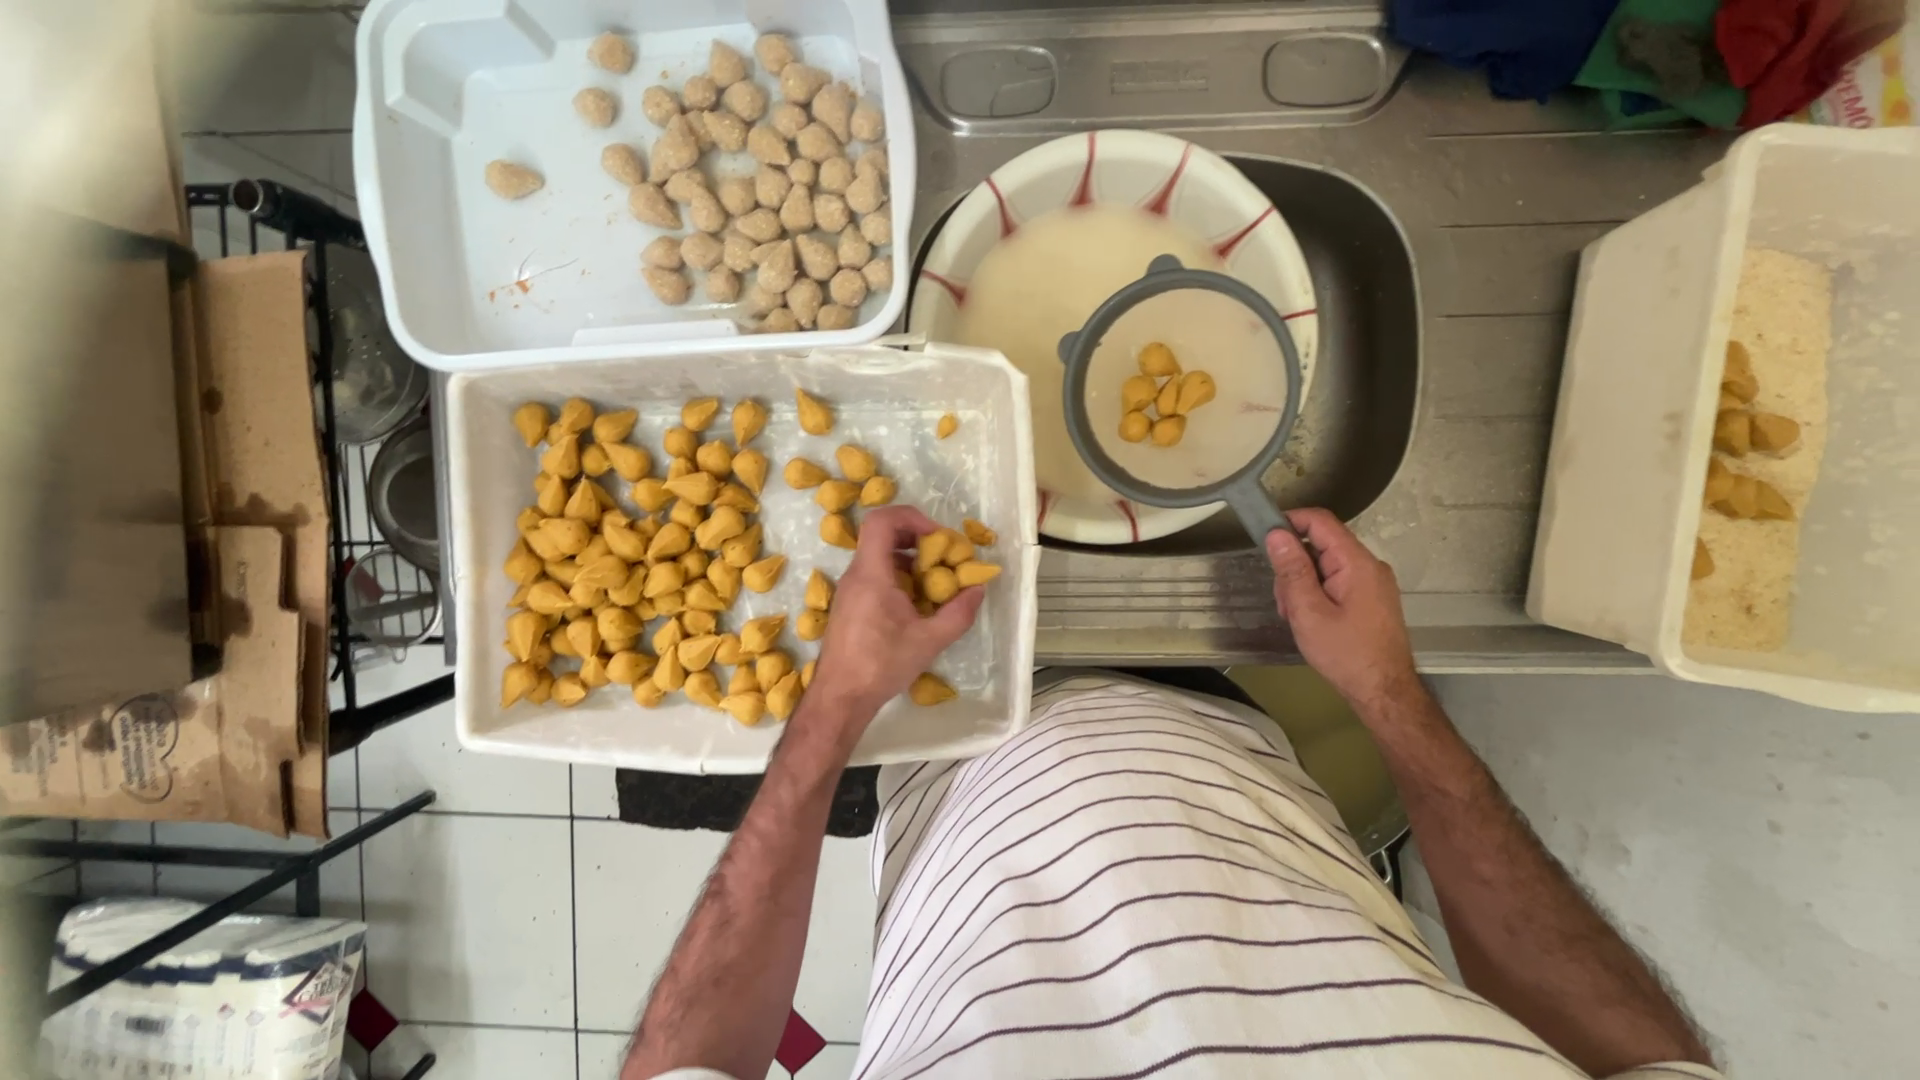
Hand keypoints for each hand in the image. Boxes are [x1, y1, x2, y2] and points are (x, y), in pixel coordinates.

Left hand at [809, 506, 984, 722]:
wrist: (840, 697)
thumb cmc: (882, 666)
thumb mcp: (930, 641)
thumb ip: (959, 613)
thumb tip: (977, 589)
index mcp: (871, 574)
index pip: (882, 520)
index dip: (911, 517)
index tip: (937, 538)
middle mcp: (856, 575)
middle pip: (881, 535)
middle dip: (915, 537)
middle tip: (940, 557)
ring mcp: (849, 590)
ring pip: (878, 556)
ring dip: (907, 559)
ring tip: (932, 582)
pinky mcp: (849, 605)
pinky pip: (873, 575)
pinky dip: (896, 577)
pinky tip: (914, 604)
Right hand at [1265, 508, 1416, 709]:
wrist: (1384, 691)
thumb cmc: (1345, 653)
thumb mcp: (1308, 612)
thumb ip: (1292, 571)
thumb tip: (1276, 534)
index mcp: (1356, 563)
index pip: (1320, 521)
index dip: (1289, 521)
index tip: (1263, 537)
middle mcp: (1369, 565)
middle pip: (1321, 545)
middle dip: (1294, 566)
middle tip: (1284, 601)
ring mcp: (1373, 582)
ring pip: (1326, 566)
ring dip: (1304, 584)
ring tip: (1299, 618)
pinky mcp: (1372, 598)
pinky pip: (1337, 582)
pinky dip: (1318, 594)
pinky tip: (1312, 621)